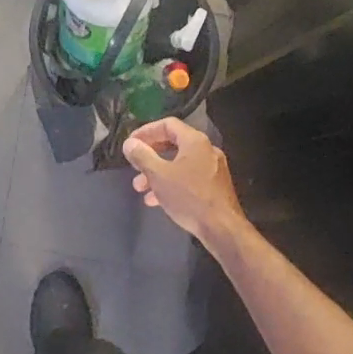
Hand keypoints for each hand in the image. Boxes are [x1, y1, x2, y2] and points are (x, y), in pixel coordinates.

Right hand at [122, 117, 250, 248]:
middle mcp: (206, 150)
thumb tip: (130, 143)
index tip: (131, 143)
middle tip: (134, 166)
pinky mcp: (215, 186)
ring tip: (140, 188)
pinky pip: (188, 178)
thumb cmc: (189, 197)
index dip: (146, 131)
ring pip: (179, 164)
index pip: (167, 125)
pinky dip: (171, 184)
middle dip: (149, 156)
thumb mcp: (159, 175)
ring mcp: (213, 169)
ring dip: (157, 173)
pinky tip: (156, 200)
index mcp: (195, 141)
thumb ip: (142, 156)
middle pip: (173, 144)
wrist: (222, 228)